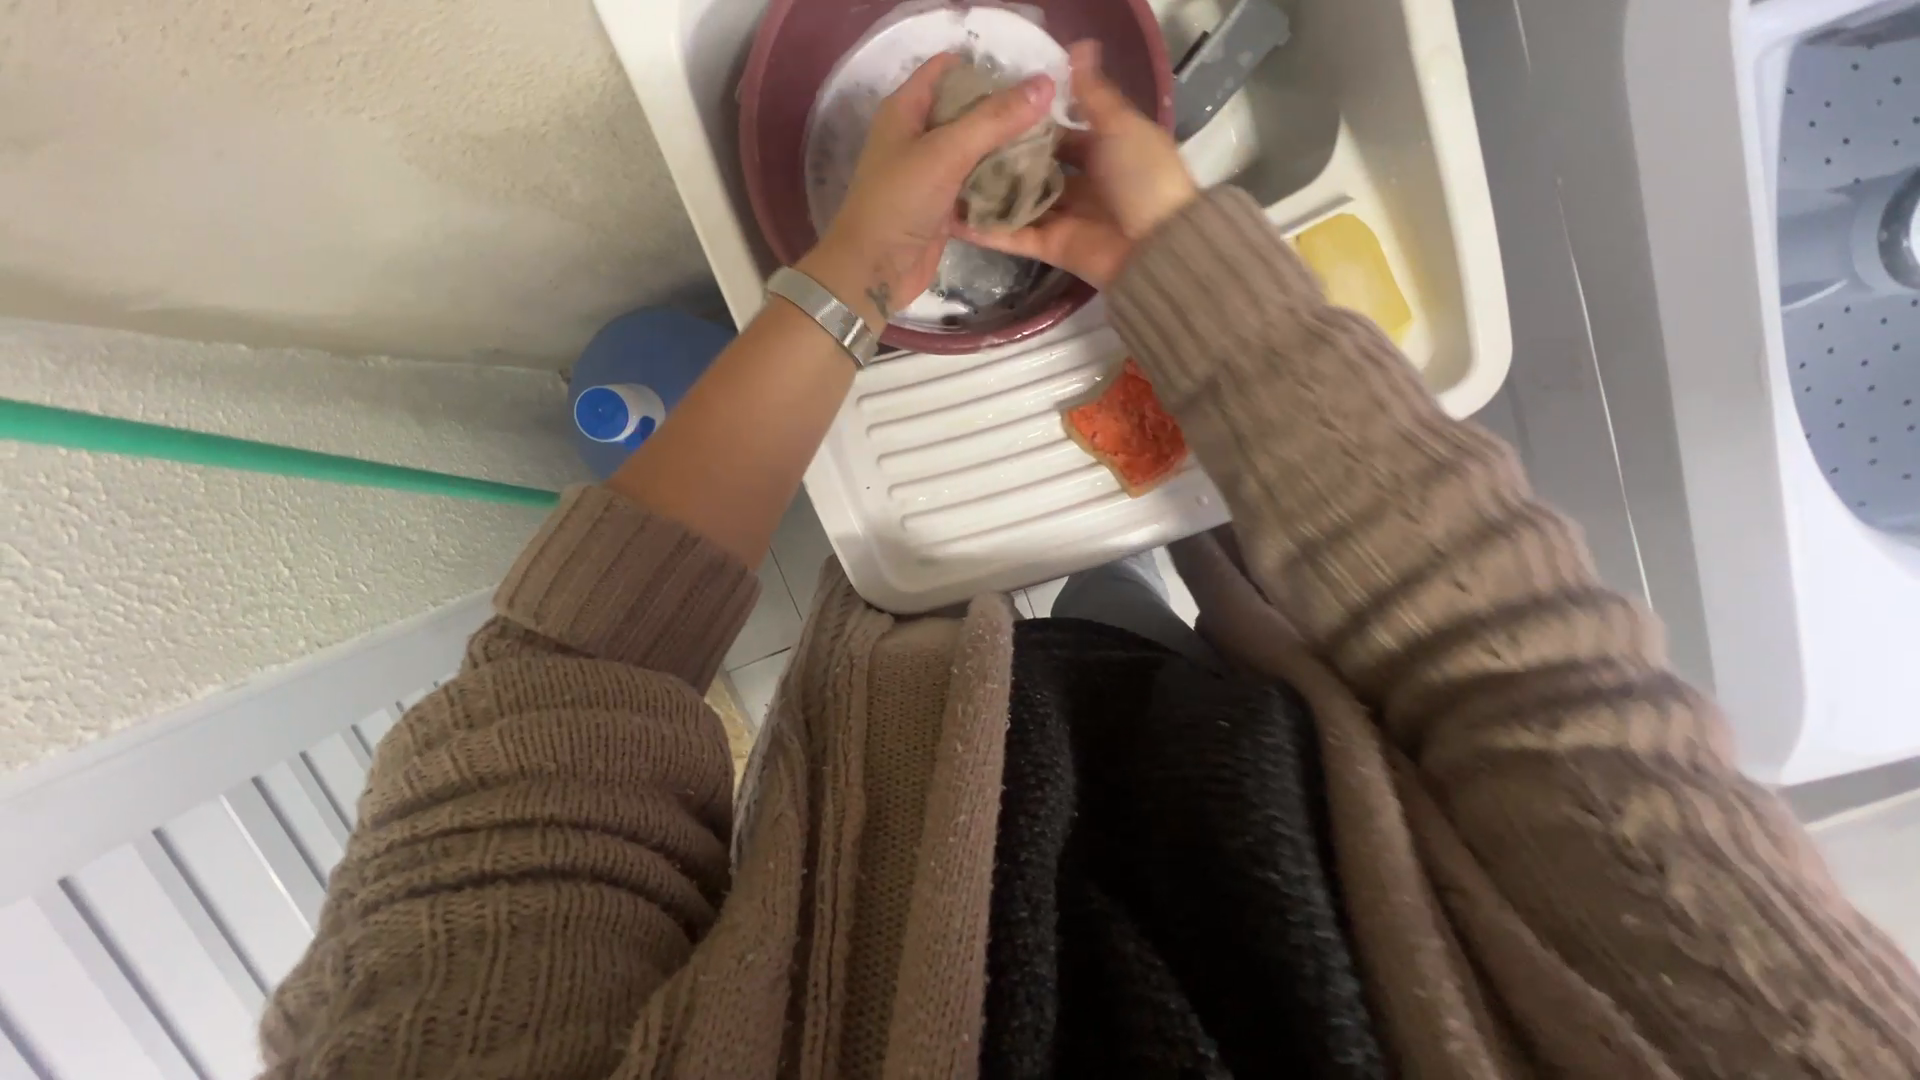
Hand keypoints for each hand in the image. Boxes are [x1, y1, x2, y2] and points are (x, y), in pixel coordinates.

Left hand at [799, 53, 1055, 327]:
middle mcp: (917, 136)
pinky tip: (1030, 183)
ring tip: (1049, 147)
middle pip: (968, 111)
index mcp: (906, 109)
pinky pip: (976, 186)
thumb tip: (1045, 84)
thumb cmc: (900, 203)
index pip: (949, 69)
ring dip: (1006, 151)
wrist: (874, 270)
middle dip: (1005, 113)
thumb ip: (995, 119)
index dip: (987, 68)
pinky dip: (998, 185)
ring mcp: (930, 173)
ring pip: (976, 151)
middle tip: (1050, 117)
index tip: (1029, 79)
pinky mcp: (942, 206)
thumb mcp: (947, 152)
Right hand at [957, 42, 1196, 288]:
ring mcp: (1064, 219)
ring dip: (988, 192)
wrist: (1157, 248)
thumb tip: (1079, 47)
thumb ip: (1094, 94)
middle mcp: (1081, 185)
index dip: (1030, 123)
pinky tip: (953, 216)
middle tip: (962, 140)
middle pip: (1034, 169)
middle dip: (1002, 157)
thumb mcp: (1122, 126)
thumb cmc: (1144, 179)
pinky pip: (1014, 237)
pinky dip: (987, 230)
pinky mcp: (1050, 248)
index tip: (994, 110)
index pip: (1059, 134)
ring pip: (1018, 202)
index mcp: (1103, 153)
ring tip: (948, 175)